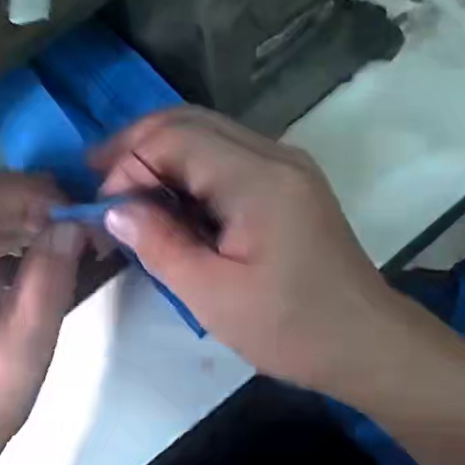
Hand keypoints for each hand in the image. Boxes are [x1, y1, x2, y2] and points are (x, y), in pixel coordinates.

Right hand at [92, 108, 401, 397]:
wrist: (365, 343)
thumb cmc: (290, 328)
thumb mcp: (212, 295)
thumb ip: (158, 244)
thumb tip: (113, 208)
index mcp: (258, 178)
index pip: (174, 138)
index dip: (127, 163)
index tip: (103, 207)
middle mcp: (275, 155)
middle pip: (190, 121)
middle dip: (137, 145)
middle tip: (98, 181)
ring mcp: (286, 165)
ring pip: (208, 134)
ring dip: (162, 155)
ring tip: (125, 192)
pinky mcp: (289, 183)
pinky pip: (227, 157)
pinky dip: (189, 170)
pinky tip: (170, 202)